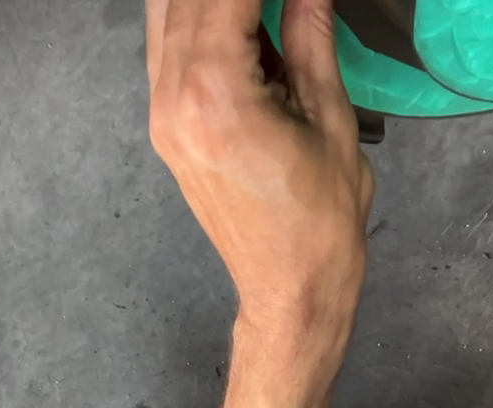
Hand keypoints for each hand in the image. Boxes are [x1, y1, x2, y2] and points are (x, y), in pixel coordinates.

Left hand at [145, 0, 374, 378]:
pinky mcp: (166, 133)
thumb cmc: (322, 224)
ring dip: (210, 5)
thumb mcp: (331, 124)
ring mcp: (161, 117)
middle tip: (278, 7)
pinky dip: (196, 25)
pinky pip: (168, 52)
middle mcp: (172, 98)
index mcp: (216, 93)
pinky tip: (240, 31)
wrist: (290, 293)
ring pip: (165, 16)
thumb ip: (311, 39)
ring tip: (259, 18)